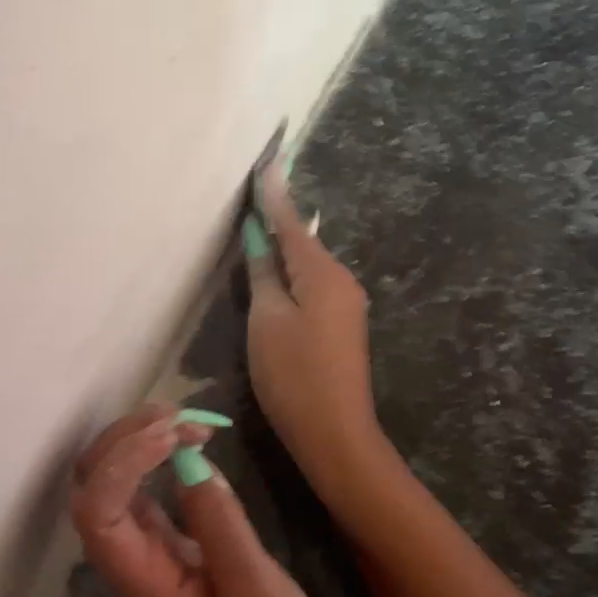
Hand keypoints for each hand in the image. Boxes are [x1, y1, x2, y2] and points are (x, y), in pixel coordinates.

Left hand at [70, 404, 318, 596]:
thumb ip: (225, 533)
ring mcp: (135, 540)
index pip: (97, 511)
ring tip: (186, 419)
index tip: (171, 437)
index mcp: (139, 580)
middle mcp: (124, 555)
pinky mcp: (152, 530)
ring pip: (107, 472)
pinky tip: (185, 436)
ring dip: (137, 434)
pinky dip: (152, 445)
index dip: (121, 463)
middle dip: (128, 436)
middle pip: (93, 481)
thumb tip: (194, 464)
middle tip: (183, 417)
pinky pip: (132, 477)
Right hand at [244, 163, 377, 476]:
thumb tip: (260, 237)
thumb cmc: (293, 374)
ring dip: (282, 248)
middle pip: (302, 241)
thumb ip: (263, 273)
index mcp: (323, 273)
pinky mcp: (341, 324)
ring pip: (306, 264)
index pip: (291, 223)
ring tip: (255, 229)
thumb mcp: (267, 319)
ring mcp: (345, 303)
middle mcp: (341, 280)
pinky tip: (274, 274)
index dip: (274, 195)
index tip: (267, 162)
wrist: (335, 434)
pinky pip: (312, 284)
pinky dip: (291, 273)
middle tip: (252, 195)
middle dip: (277, 220)